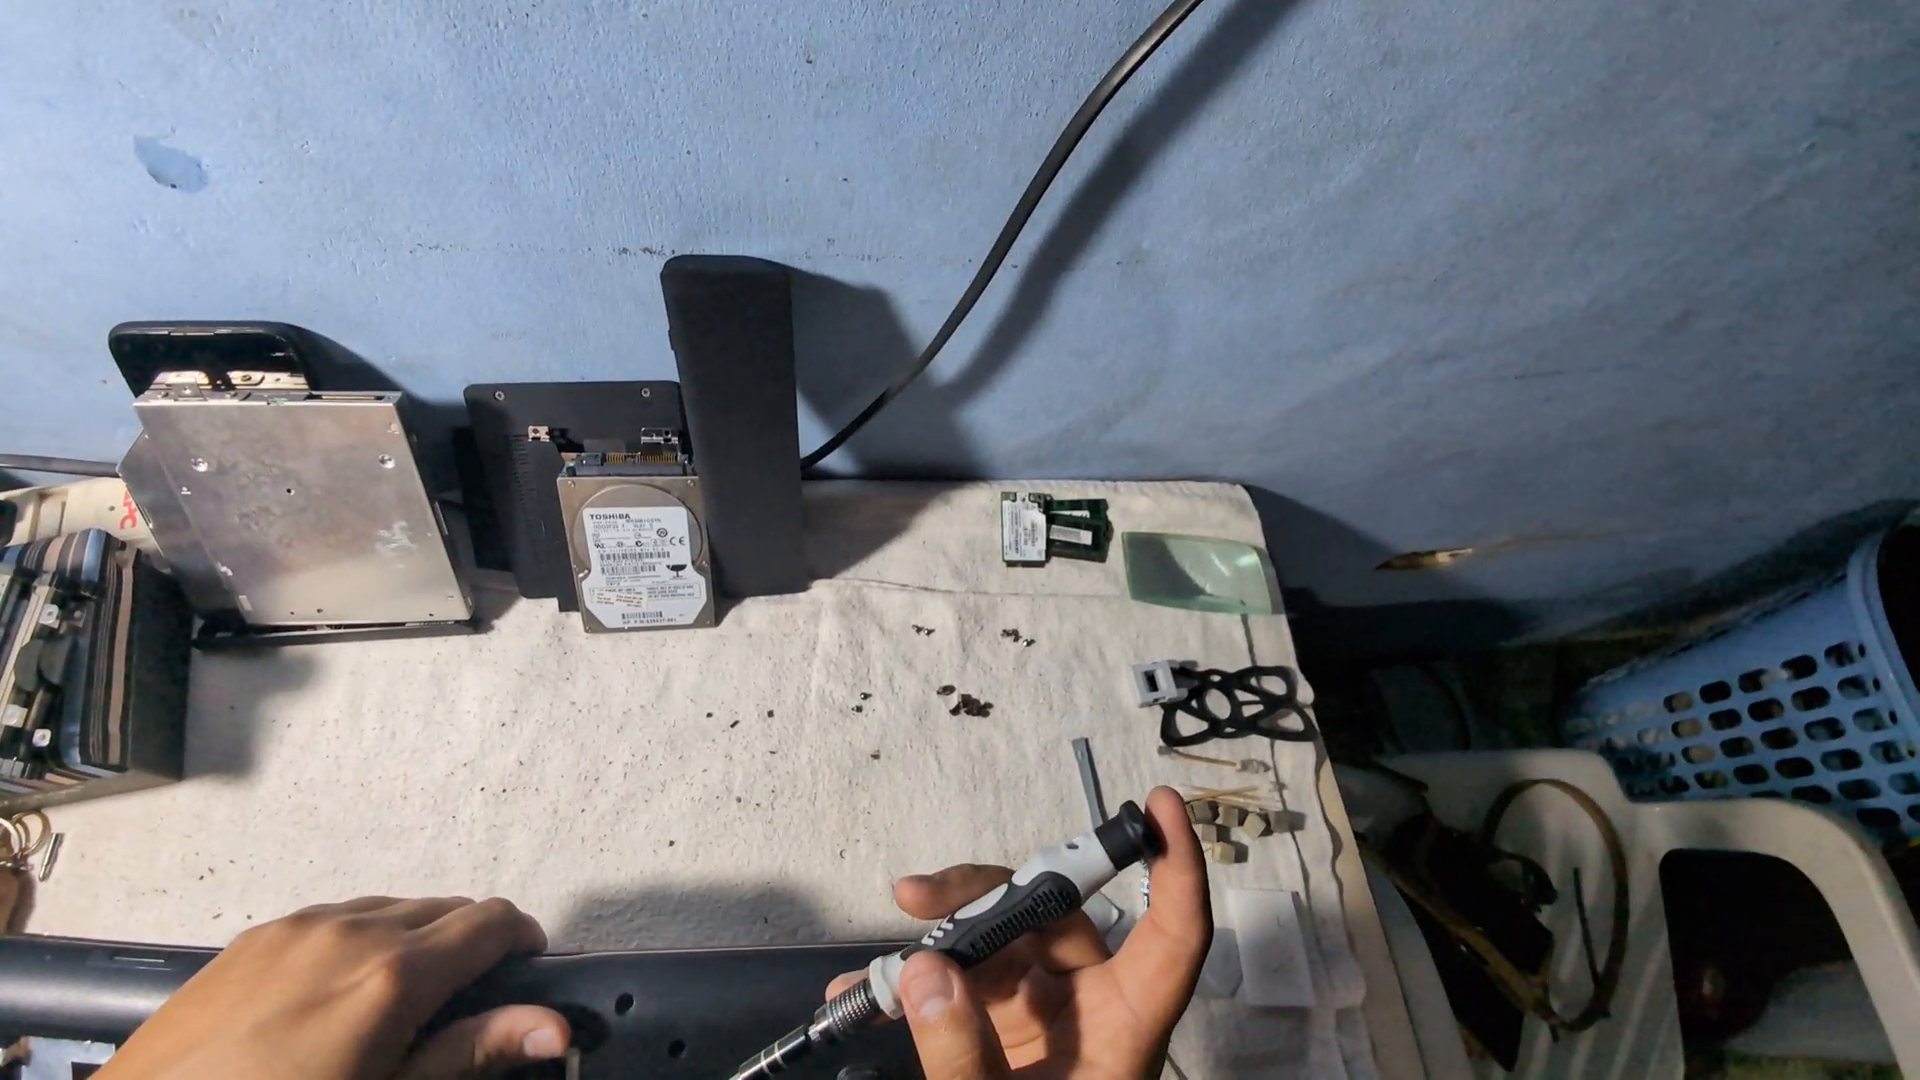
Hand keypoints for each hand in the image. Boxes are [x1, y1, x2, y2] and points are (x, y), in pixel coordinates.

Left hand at [96, 896, 569, 1079]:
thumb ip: (472, 1049)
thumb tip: (557, 1024)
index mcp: (397, 972)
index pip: (496, 920)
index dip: (522, 940)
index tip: (521, 970)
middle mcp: (359, 929)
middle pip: (452, 908)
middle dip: (469, 944)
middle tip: (451, 1002)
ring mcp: (303, 925)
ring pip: (399, 907)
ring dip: (417, 937)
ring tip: (387, 998)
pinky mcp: (256, 934)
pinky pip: (340, 914)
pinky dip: (362, 937)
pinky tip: (330, 992)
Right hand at [830, 786, 1210, 1078]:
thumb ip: (963, 1057)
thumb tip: (922, 970)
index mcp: (1123, 1028)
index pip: (1172, 937)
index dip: (1175, 866)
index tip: (1159, 803)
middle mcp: (1088, 1003)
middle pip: (1054, 915)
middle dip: (984, 895)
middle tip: (918, 897)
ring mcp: (1041, 1008)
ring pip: (1001, 934)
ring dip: (937, 933)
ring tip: (876, 959)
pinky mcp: (999, 1019)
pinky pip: (961, 974)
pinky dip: (912, 978)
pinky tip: (862, 990)